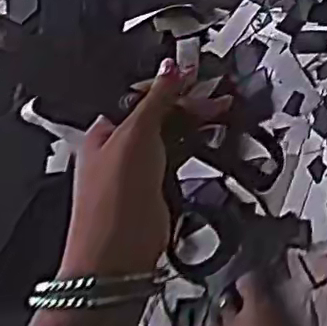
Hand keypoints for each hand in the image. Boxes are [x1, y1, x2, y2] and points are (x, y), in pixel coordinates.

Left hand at [57, 61, 228, 277]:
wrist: (118, 257)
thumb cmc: (109, 202)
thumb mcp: (135, 135)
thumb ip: (156, 99)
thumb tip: (170, 68)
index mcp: (105, 130)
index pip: (141, 94)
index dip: (168, 83)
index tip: (194, 74)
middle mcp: (121, 147)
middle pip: (160, 112)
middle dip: (188, 101)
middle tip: (215, 96)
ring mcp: (141, 167)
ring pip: (174, 132)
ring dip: (197, 120)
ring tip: (221, 110)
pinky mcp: (159, 185)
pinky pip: (183, 154)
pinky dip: (200, 143)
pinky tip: (214, 135)